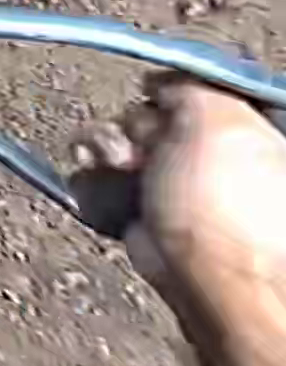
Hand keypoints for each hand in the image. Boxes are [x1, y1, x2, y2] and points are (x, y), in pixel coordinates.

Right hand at [74, 80, 285, 365]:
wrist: (216, 283)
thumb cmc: (236, 210)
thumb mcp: (221, 124)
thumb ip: (192, 87)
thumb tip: (164, 82)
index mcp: (270, 142)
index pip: (210, 93)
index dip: (174, 92)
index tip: (159, 99)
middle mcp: (239, 164)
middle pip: (156, 117)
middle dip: (132, 126)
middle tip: (139, 148)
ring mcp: (194, 190)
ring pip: (122, 144)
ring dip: (104, 150)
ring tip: (117, 170)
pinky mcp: (156, 210)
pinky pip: (106, 178)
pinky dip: (96, 180)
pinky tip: (108, 190)